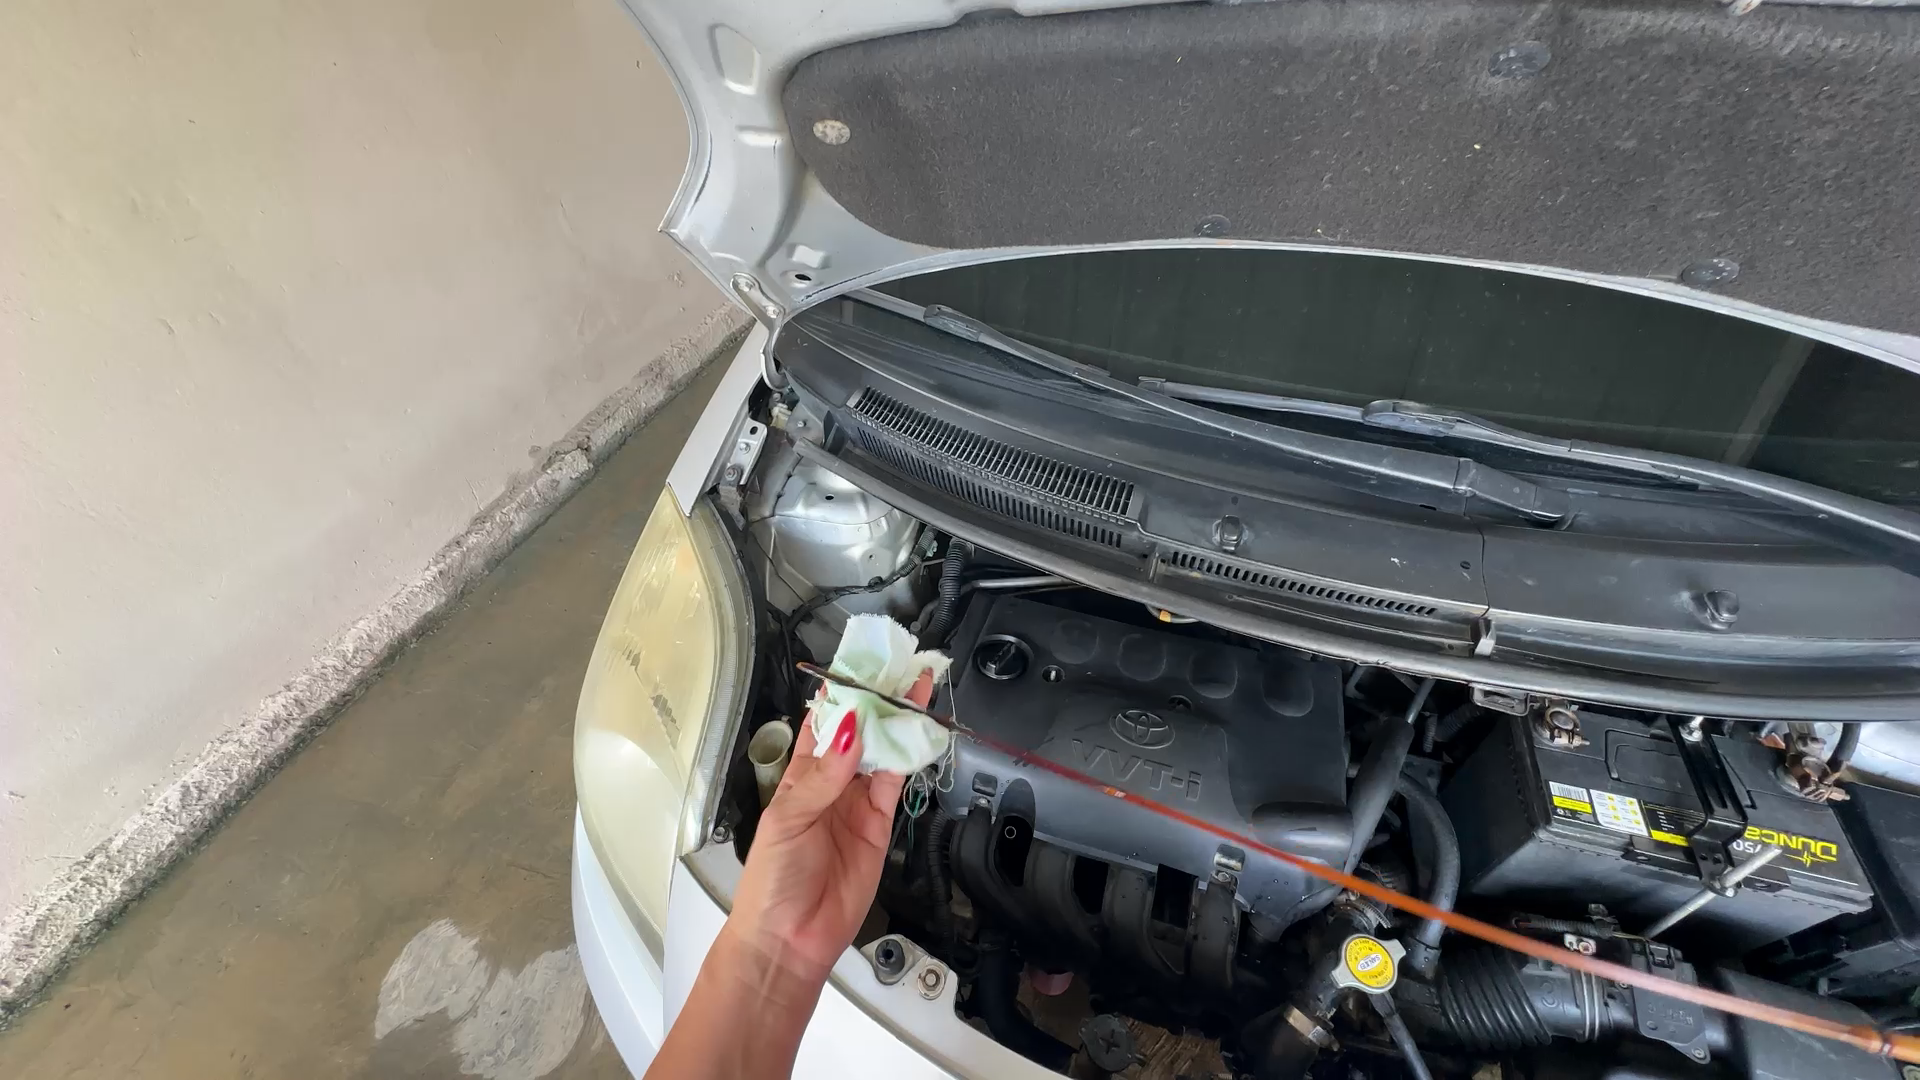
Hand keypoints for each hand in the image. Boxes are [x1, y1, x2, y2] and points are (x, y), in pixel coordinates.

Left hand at [724, 671, 932, 986]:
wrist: (790, 940)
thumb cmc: (772, 879)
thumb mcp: (788, 818)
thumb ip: (823, 775)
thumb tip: (852, 730)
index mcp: (801, 773)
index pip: (823, 722)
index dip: (842, 694)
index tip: (860, 664)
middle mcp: (832, 780)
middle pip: (861, 731)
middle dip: (878, 701)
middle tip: (899, 668)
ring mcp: (857, 800)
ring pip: (883, 750)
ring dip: (899, 722)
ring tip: (917, 688)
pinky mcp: (879, 821)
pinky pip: (896, 782)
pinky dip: (909, 757)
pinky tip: (919, 732)